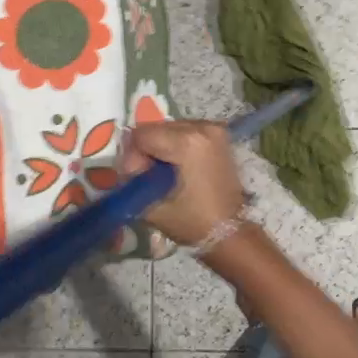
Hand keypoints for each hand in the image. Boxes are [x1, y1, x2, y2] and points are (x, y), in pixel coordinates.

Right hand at [121, 121, 245, 245]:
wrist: (230, 230)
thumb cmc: (192, 222)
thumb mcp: (152, 206)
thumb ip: (133, 180)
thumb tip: (127, 164)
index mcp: (188, 142)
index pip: (141, 135)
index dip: (133, 157)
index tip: (139, 179)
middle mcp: (202, 128)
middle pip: (155, 128)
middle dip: (146, 151)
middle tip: (150, 178)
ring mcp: (214, 129)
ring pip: (169, 128)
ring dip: (161, 148)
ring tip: (165, 174)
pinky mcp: (219, 135)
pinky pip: (185, 132)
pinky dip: (176, 146)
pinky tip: (179, 167)